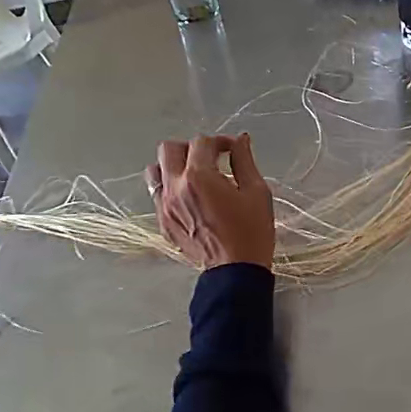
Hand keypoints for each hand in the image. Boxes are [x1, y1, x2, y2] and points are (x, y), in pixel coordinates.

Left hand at [147, 133, 275, 269]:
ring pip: (155, 171)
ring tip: (191, 175)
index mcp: (199, 177)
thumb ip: (244, 161)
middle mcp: (175, 188)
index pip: (201, 142)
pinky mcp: (163, 222)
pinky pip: (157, 195)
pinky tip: (188, 197)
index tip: (231, 150)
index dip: (219, 141)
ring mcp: (164, 206)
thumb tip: (241, 140)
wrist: (235, 271)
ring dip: (171, 166)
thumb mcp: (255, 192)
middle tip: (208, 158)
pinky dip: (169, 189)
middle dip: (189, 147)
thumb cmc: (251, 232)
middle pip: (168, 149)